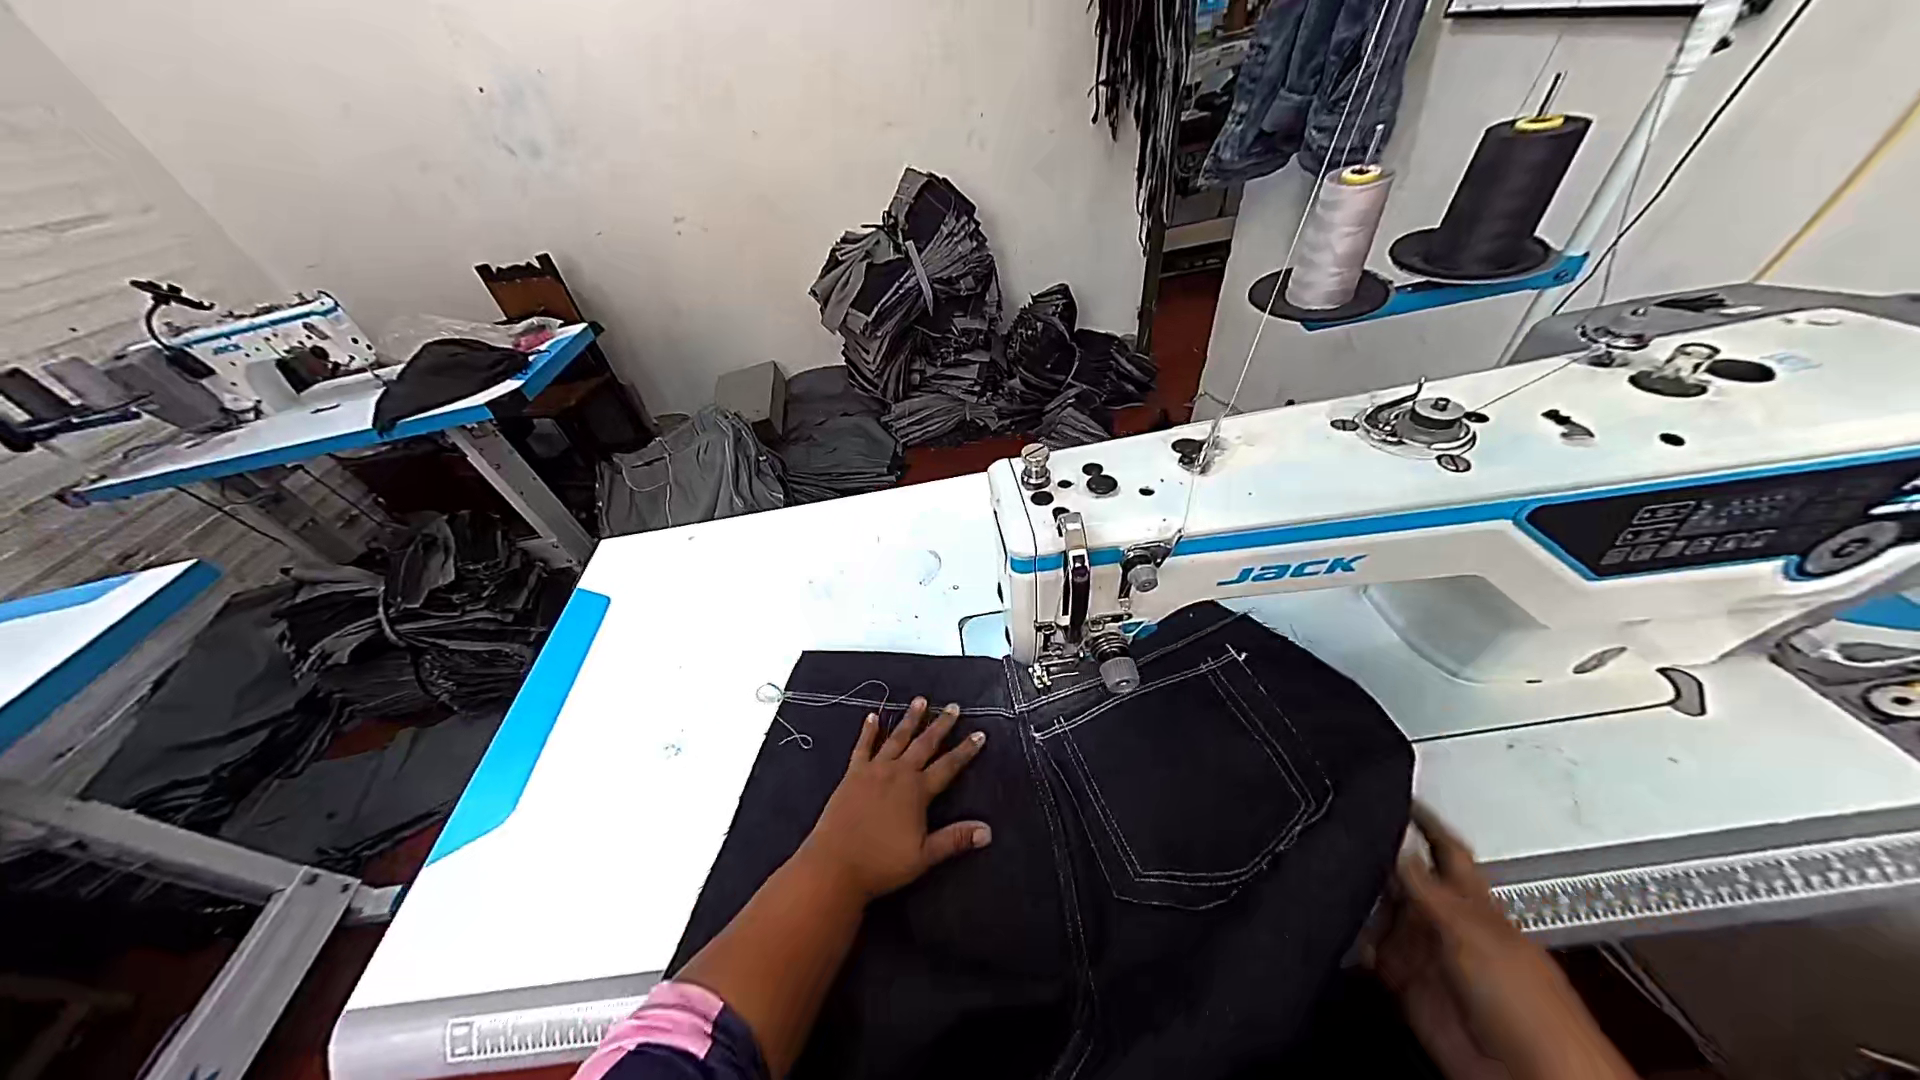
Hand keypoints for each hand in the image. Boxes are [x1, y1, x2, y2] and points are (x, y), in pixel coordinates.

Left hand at [794, 697, 989, 901]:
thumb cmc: (881, 863)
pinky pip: (863, 746)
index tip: (979, 734)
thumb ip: (955, 839)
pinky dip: (869, 731)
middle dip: (941, 725)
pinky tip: (872, 716)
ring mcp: (874, 770)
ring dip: (910, 719)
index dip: (965, 750)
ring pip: (897, 738)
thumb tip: (988, 831)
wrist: (835, 864)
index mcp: (917, 791)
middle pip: (925, 744)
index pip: (948, 766)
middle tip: (953, 707)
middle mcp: (898, 773)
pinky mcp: (852, 774)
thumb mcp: (924, 856)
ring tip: (920, 700)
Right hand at [1366, 805, 1637, 1079]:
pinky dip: (1349, 939)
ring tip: (1333, 877)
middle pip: (1402, 875)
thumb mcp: (1476, 934)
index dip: (1422, 821)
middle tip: (1345, 835)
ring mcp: (1425, 953)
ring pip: (1380, 910)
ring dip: (1357, 897)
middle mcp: (1447, 924)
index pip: (1443, 848)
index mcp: (1475, 904)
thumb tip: (1396, 844)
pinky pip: (1366, 951)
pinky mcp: (1405, 982)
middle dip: (1375, 855)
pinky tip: (1339, 927)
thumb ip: (1429, 888)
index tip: (1396, 795)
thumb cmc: (1539, 1016)